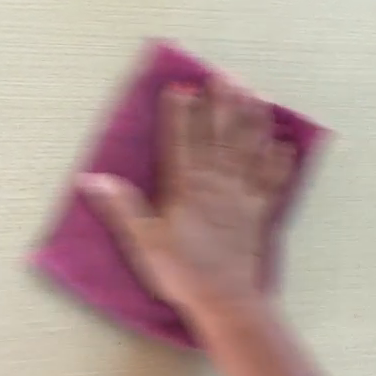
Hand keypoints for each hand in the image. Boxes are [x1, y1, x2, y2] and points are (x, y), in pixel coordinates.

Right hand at [78, 77, 294, 322]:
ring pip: (249, 150)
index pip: (182, 142)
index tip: (180, 87)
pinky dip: (279, 162)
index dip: (181, 114)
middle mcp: (217, 185)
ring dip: (252, 120)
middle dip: (222, 104)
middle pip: (220, 136)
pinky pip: (272, 182)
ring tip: (255, 93)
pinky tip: (284, 145)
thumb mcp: (142, 241)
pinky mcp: (259, 214)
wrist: (225, 300)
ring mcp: (242, 197)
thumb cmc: (179, 271)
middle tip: (224, 75)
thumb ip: (121, 206)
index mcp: (186, 189)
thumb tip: (91, 178)